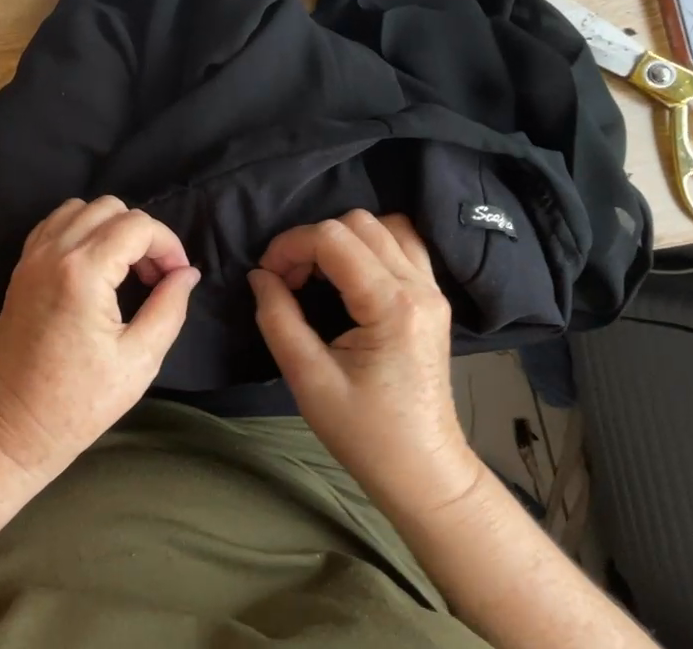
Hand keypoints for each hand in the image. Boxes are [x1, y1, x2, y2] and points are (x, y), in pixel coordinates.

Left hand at [0, 197, 200, 477]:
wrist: (16, 422)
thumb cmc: (81, 401)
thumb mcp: (140, 360)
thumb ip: (169, 307)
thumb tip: (187, 273)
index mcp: (83, 272)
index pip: (138, 225)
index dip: (168, 245)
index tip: (178, 278)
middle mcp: (54, 252)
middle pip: (110, 208)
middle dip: (142, 234)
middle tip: (154, 277)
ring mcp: (32, 257)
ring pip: (79, 208)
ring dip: (110, 227)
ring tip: (126, 270)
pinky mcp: (21, 268)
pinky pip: (53, 224)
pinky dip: (80, 231)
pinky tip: (94, 266)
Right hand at [249, 211, 482, 512]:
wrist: (422, 469)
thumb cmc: (364, 432)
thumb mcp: (307, 378)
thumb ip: (278, 317)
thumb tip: (260, 275)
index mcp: (391, 306)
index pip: (332, 238)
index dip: (289, 246)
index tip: (267, 277)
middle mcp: (419, 287)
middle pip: (357, 223)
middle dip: (311, 241)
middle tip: (288, 280)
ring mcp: (432, 291)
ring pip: (383, 226)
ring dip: (340, 241)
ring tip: (317, 277)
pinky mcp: (432, 300)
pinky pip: (402, 245)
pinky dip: (368, 247)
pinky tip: (347, 277)